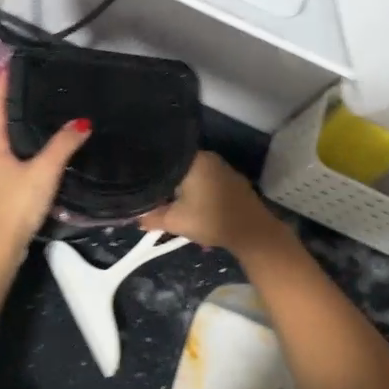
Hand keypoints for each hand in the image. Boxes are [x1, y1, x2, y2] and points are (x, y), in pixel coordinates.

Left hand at [0, 75, 90, 254]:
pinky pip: (7, 153)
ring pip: (2, 137)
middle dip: (12, 100)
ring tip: (40, 109)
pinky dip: (19, 142)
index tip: (11, 60)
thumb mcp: (43, 172)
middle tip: (35, 81)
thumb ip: (63, 145)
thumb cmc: (14, 204)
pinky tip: (37, 146)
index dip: (4, 81)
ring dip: (16, 123)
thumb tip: (83, 121)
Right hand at [141, 152, 288, 253]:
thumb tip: (135, 217)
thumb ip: (152, 217)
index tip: (139, 184)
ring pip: (192, 174)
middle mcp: (208, 157)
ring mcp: (222, 167)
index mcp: (193, 159)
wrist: (253, 232)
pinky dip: (196, 190)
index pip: (163, 159)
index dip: (150, 172)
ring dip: (181, 188)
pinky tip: (191, 204)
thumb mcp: (176, 221)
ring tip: (168, 203)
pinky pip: (206, 180)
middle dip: (165, 183)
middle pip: (177, 167)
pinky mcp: (232, 180)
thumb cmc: (212, 220)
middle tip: (153, 198)